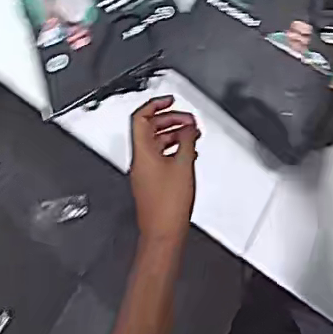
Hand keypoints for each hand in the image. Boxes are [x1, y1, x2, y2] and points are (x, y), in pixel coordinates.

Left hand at [128, 95, 197, 250]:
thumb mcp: (184, 163)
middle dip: (170, 119)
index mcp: (143, 152)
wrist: (163, 234)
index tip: (169, 100)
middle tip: (188, 118)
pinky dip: (174, 148)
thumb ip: (186, 140)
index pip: (141, 118)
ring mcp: (144, 172)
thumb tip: (188, 128)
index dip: (155, 105)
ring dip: (174, 133)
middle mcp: (140, 160)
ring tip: (192, 133)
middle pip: (150, 129)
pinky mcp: (151, 182)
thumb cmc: (168, 205)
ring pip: (157, 142)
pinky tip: (188, 152)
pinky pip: (160, 156)